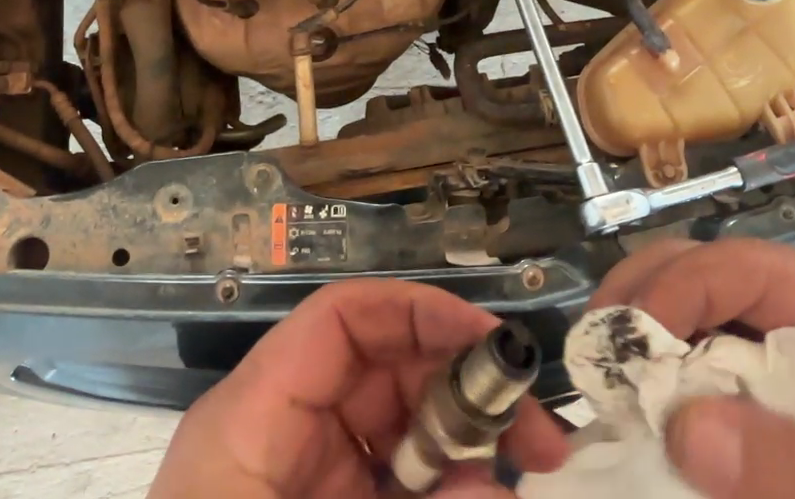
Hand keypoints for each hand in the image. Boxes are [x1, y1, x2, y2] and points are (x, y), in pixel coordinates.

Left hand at [150, 279, 569, 497]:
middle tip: (540, 438)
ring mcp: (304, 475)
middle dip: (465, 387)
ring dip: (465, 442)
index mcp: (254, 415)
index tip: (498, 346)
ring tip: (527, 470)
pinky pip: (395, 477)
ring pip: (398, 423)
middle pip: (382, 366)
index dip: (422, 312)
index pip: (341, 320)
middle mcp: (281, 429)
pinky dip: (443, 485)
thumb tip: (496, 489)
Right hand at [590, 239, 794, 498]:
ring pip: (674, 315)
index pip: (749, 267)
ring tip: (602, 389)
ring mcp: (759, 357)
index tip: (630, 346)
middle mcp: (794, 319)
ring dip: (629, 343)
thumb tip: (683, 426)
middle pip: (696, 273)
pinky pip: (675, 371)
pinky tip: (619, 412)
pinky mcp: (736, 400)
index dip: (680, 289)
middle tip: (597, 361)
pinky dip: (639, 383)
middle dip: (638, 305)